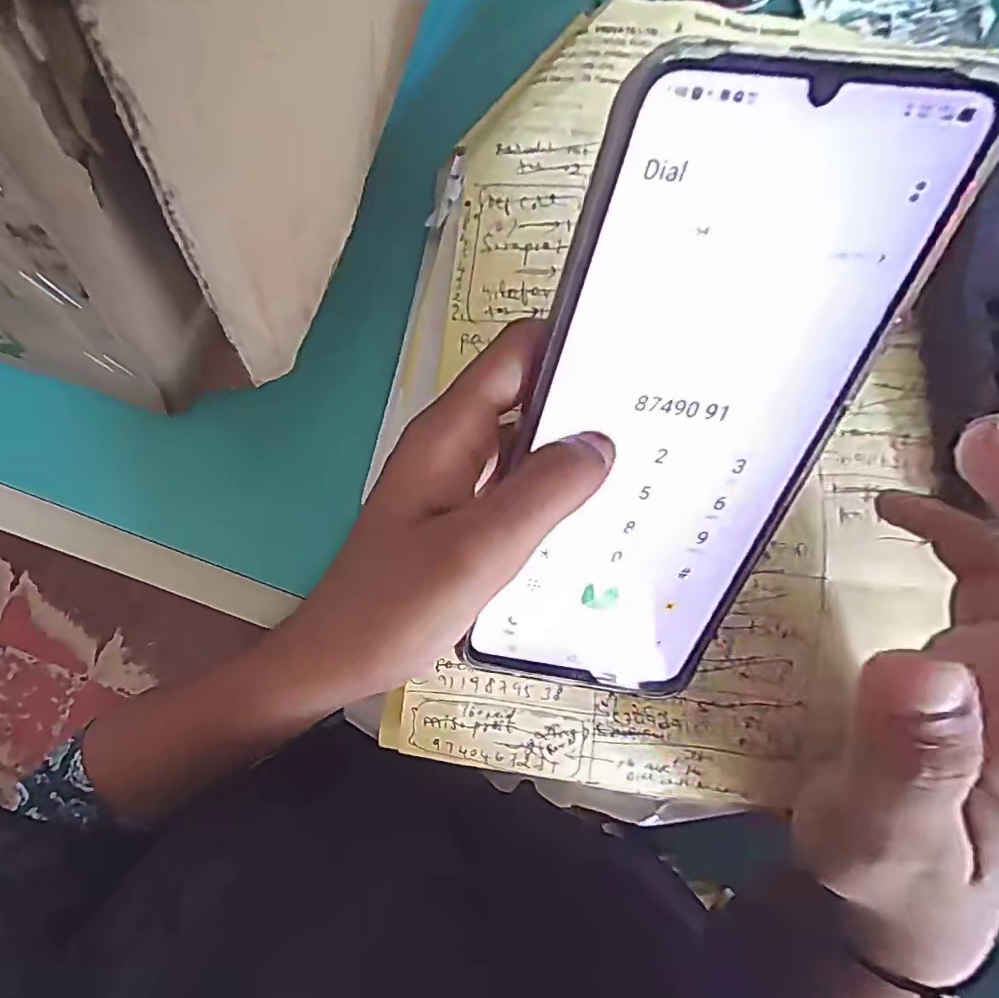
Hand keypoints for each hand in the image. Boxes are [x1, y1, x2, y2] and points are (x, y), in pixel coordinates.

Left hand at [262, 319, 612, 706]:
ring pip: (522, 443)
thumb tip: (600, 442)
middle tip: (660, 417)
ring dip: (572, 448)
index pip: (517, 352)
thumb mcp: (476, 550)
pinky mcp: (457, 517)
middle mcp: (450, 446)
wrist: (338, 656)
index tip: (639, 355)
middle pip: (525, 393)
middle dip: (586, 398)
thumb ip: (542, 493)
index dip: (574, 341)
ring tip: (644, 460)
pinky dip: (550, 489)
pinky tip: (590, 513)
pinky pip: (512, 485)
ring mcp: (453, 482)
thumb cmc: (394, 606)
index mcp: (447, 434)